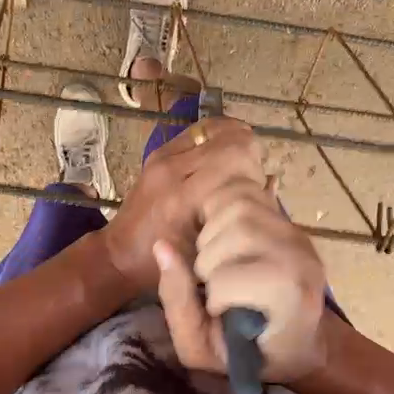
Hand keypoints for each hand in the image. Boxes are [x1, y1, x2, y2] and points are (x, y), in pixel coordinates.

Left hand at [100, 116, 265, 289]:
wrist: (120, 255)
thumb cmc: (167, 264)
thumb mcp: (208, 250)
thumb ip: (240, 214)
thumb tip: (273, 180)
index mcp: (185, 198)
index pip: (235, 159)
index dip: (255, 169)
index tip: (259, 187)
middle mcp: (173, 172)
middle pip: (227, 140)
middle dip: (249, 151)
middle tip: (253, 172)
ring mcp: (162, 158)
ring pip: (212, 129)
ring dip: (233, 138)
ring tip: (243, 158)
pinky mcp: (157, 154)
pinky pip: (195, 131)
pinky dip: (216, 135)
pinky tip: (227, 150)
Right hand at [154, 176, 329, 382]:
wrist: (295, 342)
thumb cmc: (249, 354)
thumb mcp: (202, 350)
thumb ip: (178, 306)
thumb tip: (161, 247)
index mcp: (290, 298)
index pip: (234, 278)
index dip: (216, 296)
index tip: (220, 313)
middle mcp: (302, 257)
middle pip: (238, 231)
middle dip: (209, 258)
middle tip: (211, 283)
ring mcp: (296, 232)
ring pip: (239, 205)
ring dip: (212, 233)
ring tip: (215, 260)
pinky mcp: (284, 217)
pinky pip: (244, 191)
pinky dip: (218, 207)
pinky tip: (218, 236)